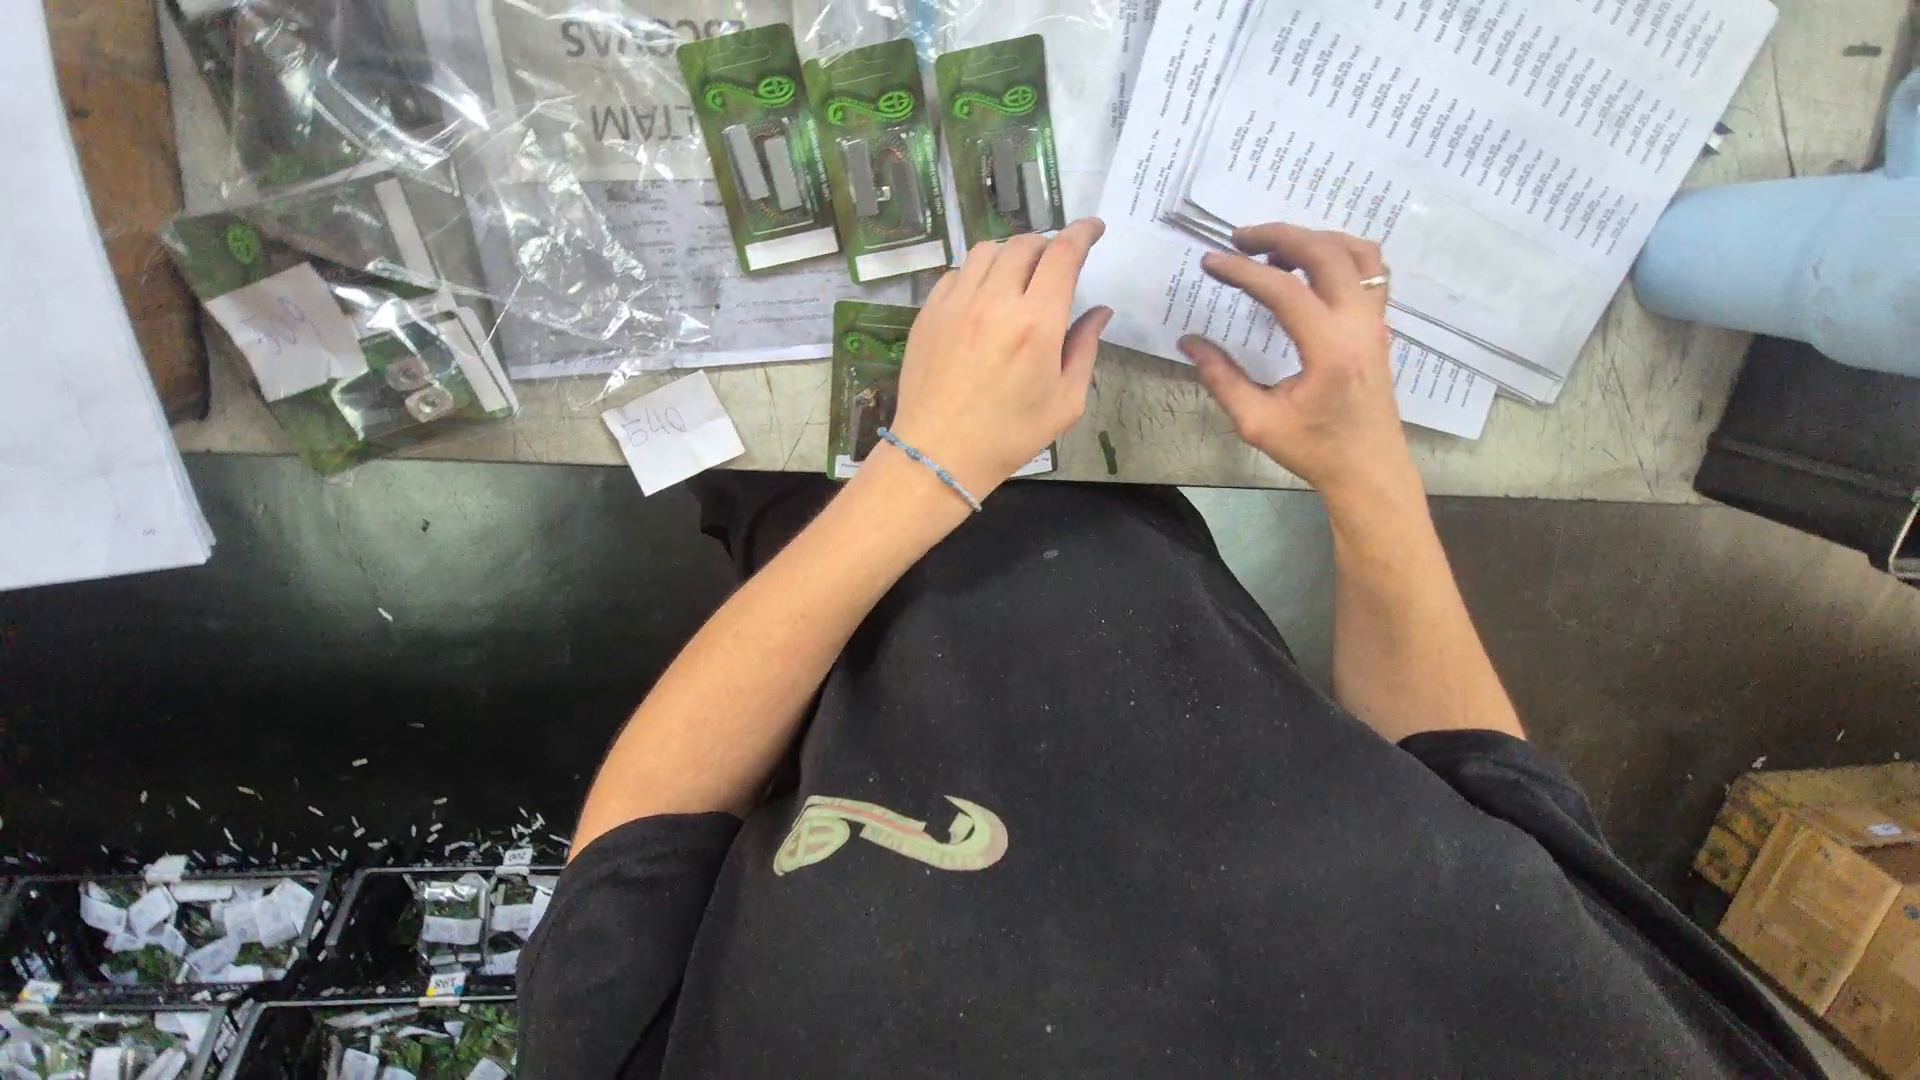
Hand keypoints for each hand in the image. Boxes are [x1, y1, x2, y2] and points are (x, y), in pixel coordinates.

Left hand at [886, 219, 1113, 499]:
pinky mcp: (929, 313)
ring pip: (987, 251)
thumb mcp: (1065, 402)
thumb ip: (1085, 349)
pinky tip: (983, 297)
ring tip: (1018, 277)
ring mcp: (957, 304)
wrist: (939, 454)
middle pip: (1025, 244)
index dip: (1082, 232)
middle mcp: (996, 302)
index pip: (1063, 254)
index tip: (1092, 229)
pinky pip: (957, 273)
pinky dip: (977, 273)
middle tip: (1056, 264)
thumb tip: (1099, 312)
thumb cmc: (1009, 436)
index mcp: (1036, 324)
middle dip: (1047, 245)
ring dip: (1010, 254)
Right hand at [1178, 224, 1419, 506]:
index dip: (1243, 271)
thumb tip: (1190, 342)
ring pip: (1356, 252)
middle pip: (1326, 253)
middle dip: (1279, 236)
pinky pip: (1370, 270)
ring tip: (1273, 250)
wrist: (1369, 469)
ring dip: (1314, 240)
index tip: (1210, 262)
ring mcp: (1377, 321)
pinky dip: (1340, 254)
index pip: (1285, 290)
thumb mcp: (1256, 422)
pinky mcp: (1380, 325)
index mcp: (1330, 350)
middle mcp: (1359, 325)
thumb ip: (1222, 378)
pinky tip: (1310, 267)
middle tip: (1238, 240)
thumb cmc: (1314, 450)